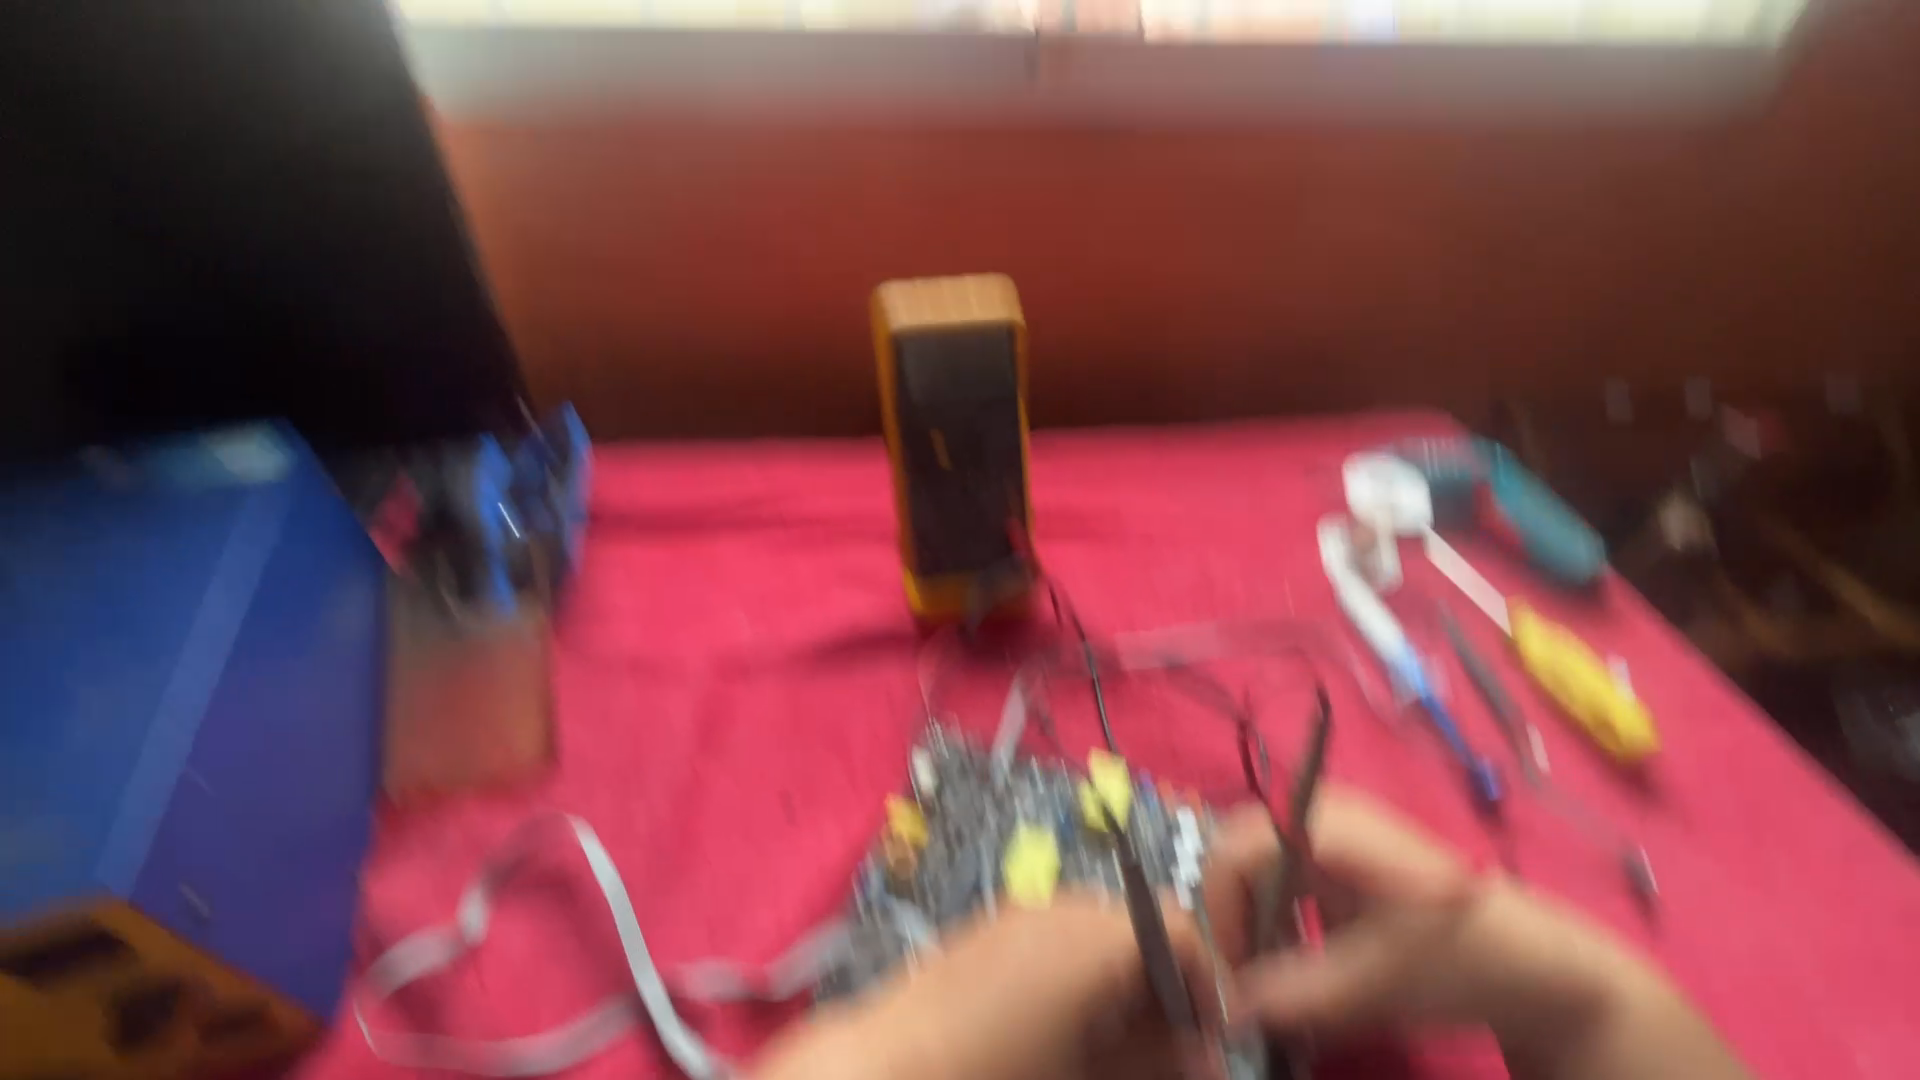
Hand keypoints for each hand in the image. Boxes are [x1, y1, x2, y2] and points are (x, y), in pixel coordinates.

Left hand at [753, 893, 1219, 1079]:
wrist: (888, 1064)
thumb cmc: (998, 1073)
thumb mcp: (1090, 1073)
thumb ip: (1153, 1059)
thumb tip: (1203, 1054)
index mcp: (1090, 936)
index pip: (1176, 926)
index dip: (1205, 976)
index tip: (1208, 1032)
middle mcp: (1059, 907)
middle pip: (1139, 920)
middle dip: (1164, 976)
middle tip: (1168, 1041)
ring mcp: (1021, 910)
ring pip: (1099, 923)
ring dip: (1124, 969)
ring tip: (1118, 1033)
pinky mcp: (993, 923)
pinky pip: (1058, 928)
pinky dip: (1082, 962)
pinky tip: (1068, 1016)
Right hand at [1201, 789, 1747, 1079]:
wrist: (1539, 964)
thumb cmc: (1461, 960)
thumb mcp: (1378, 984)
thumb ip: (1298, 995)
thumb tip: (1227, 1011)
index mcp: (1329, 825)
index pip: (1236, 847)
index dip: (1222, 907)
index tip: (1235, 970)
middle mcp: (1318, 813)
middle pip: (1237, 849)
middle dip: (1231, 912)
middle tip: (1246, 972)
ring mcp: (1326, 830)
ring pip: (1252, 864)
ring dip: (1250, 918)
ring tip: (1270, 972)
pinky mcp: (1334, 856)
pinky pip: (1277, 876)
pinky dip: (1274, 917)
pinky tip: (1295, 956)